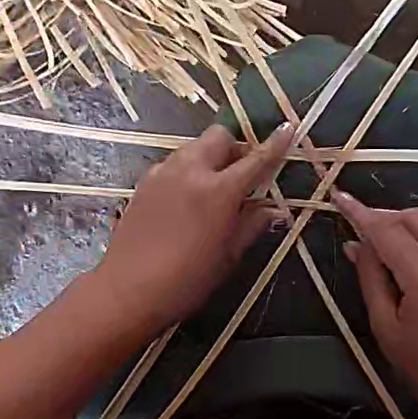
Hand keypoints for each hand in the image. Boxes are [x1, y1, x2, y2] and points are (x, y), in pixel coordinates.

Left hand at [88, 123, 294, 329]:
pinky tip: (185, 198)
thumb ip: (252, 224)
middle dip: (235, 147)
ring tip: (213, 187)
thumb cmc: (187, 279)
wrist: (129, 290)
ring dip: (209, 157)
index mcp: (219, 190)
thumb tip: (274, 210)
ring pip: (193, 147)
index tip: (288, 128)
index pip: (256, 159)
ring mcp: (163, 173)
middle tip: (242, 173)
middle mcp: (190, 171)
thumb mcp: (228, 255)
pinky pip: (173, 163)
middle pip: (219, 136)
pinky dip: (187, 170)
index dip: (275, 144)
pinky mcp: (144, 182)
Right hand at [334, 191, 417, 418]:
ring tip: (383, 244)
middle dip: (387, 216)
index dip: (361, 214)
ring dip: (408, 224)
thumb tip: (356, 245)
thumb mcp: (386, 327)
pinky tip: (410, 256)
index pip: (389, 233)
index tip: (339, 198)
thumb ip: (371, 279)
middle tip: (361, 230)